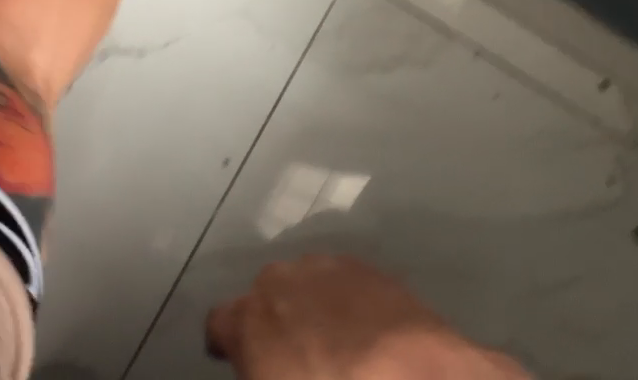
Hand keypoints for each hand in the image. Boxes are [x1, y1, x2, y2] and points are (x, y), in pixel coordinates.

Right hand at [206, 255, 528, 379]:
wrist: (418, 377)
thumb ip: (264, 366)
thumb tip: (271, 362)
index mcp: (248, 320)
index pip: (219, 324)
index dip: (229, 344)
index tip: (244, 361)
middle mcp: (278, 281)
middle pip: (266, 298)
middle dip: (277, 323)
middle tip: (301, 361)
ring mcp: (324, 269)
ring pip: (307, 286)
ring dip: (314, 309)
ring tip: (342, 348)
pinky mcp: (368, 269)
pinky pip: (345, 286)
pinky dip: (350, 306)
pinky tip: (372, 336)